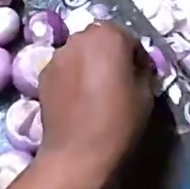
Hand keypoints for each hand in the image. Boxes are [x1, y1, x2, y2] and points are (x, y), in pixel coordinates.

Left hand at [38, 22, 153, 173]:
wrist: (77, 153)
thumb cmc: (118, 121)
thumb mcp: (146, 95)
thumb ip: (142, 71)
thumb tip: (136, 68)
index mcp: (109, 36)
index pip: (128, 38)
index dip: (136, 57)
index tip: (139, 75)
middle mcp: (80, 37)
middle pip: (100, 40)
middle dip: (110, 54)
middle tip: (116, 80)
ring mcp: (58, 54)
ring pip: (80, 52)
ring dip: (88, 63)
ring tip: (94, 90)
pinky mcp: (44, 72)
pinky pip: (64, 68)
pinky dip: (72, 76)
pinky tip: (77, 99)